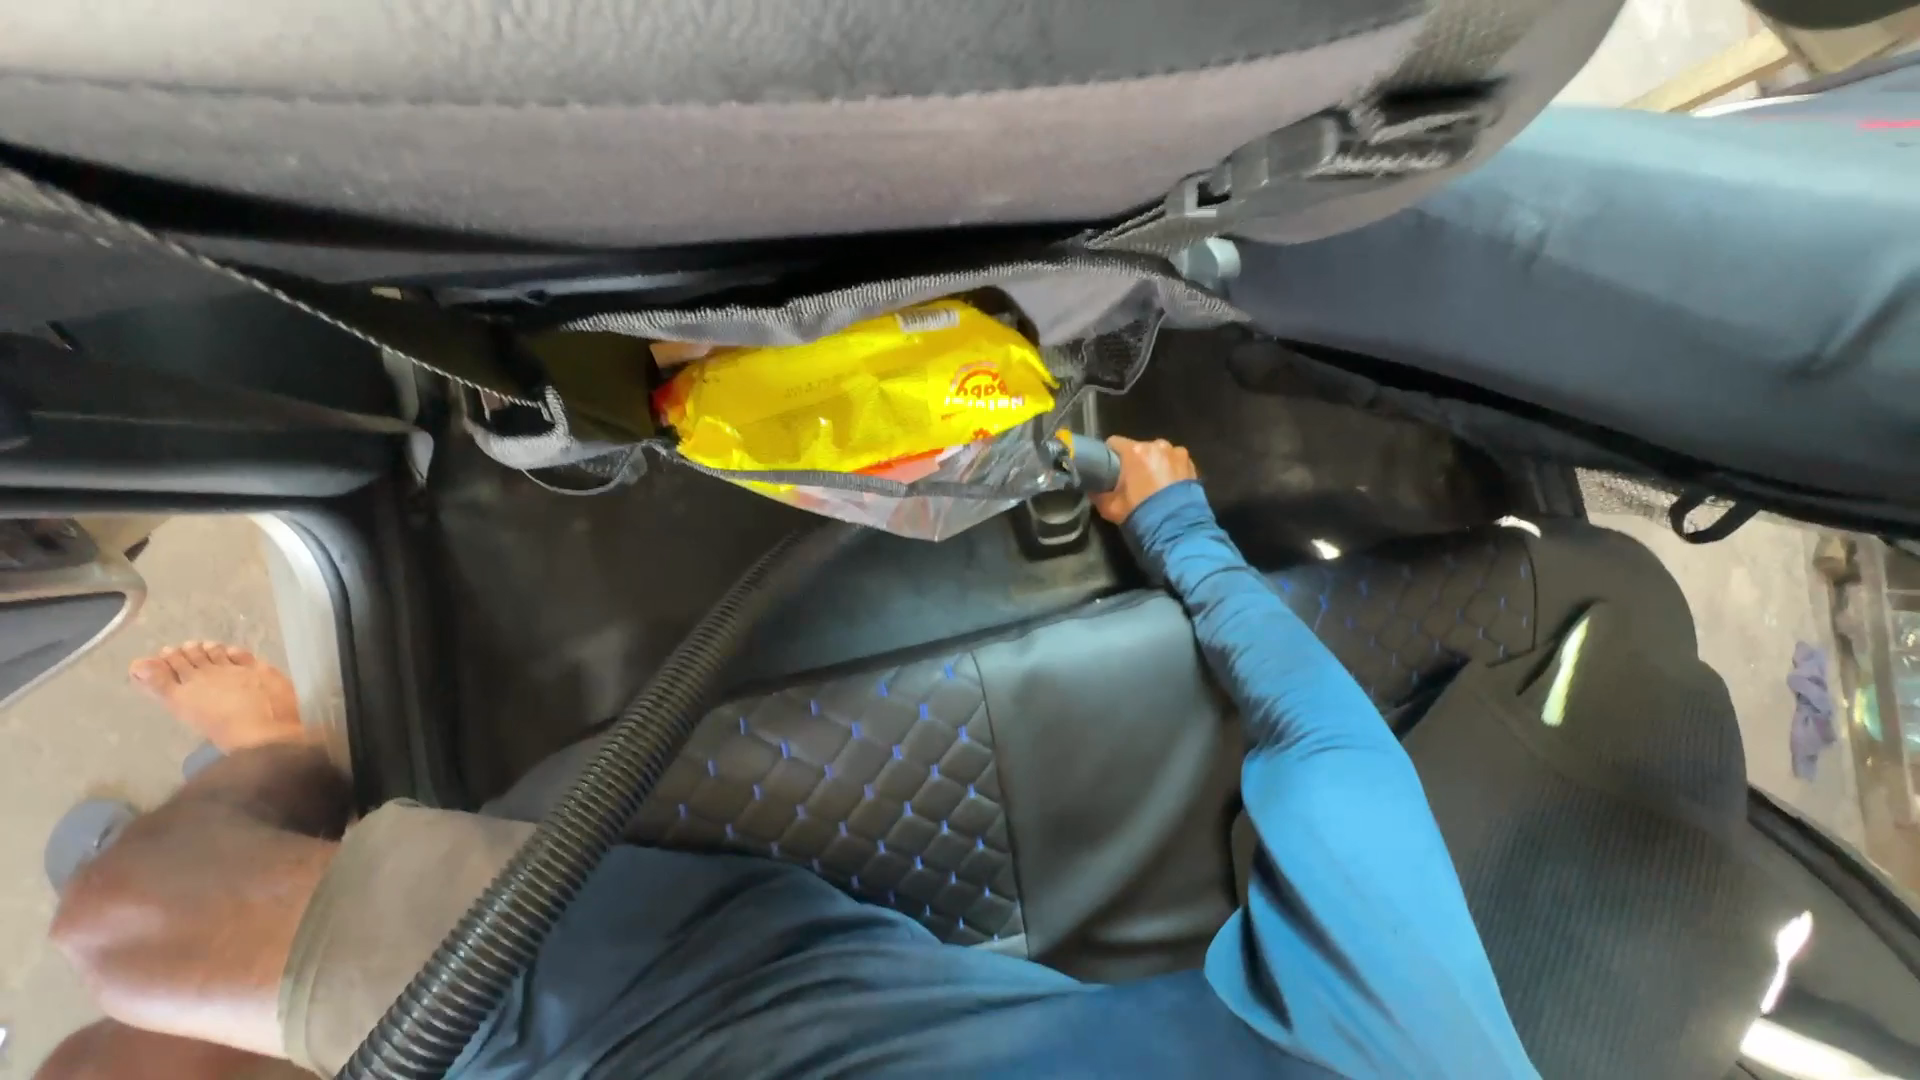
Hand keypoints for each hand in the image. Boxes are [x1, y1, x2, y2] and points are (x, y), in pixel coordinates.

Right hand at [1091, 436, 1196, 524]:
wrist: (1176, 529)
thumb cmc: (1140, 512)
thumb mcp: (1110, 507)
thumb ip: (1098, 494)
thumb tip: (1093, 488)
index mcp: (1135, 451)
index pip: (1114, 443)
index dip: (1110, 454)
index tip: (1110, 468)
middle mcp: (1157, 445)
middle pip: (1139, 448)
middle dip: (1135, 461)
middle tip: (1133, 481)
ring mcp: (1177, 453)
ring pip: (1158, 454)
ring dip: (1154, 464)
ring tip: (1154, 484)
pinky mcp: (1191, 464)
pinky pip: (1175, 462)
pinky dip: (1170, 470)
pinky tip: (1169, 487)